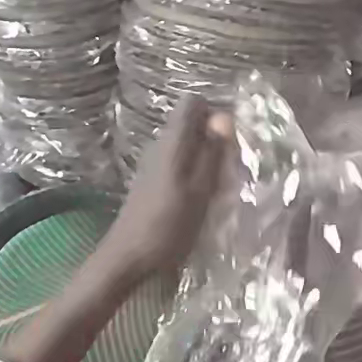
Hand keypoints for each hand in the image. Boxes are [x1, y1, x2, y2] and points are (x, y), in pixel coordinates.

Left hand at [100, 96, 230, 281]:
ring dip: (206, 157)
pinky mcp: (151, 181)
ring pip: (186, 146)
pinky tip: (203, 195)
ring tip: (223, 182)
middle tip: (233, 163)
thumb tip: (225, 116)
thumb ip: (213, 153)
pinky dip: (194, 172)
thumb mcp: (201, 190)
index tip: (233, 136)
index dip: (215, 112)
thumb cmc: (169, 225)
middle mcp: (159, 145)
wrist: (128, 258)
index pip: (193, 103)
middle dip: (214, 137)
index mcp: (172, 142)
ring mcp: (153, 163)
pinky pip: (178, 163)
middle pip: (190, 124)